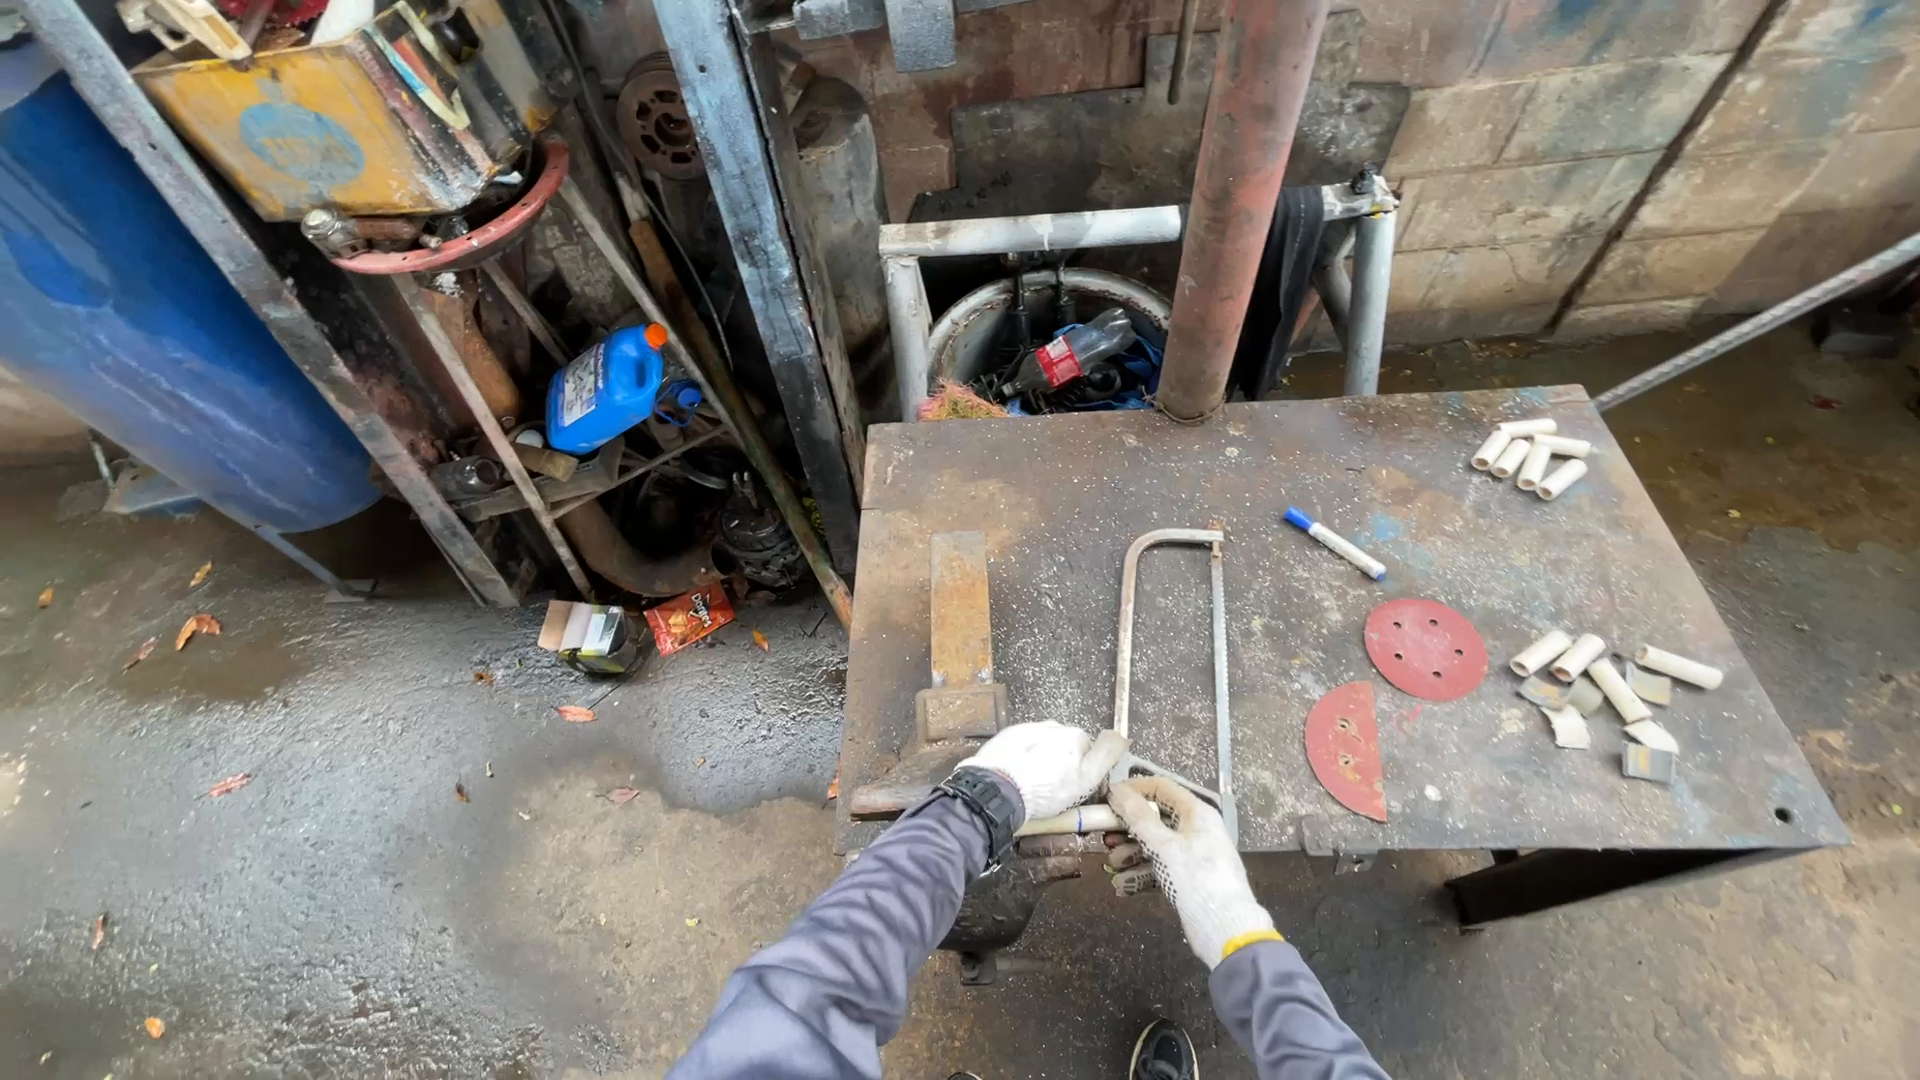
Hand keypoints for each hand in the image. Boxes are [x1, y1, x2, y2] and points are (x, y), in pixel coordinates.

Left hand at [958, 721, 1127, 820]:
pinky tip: (1016, 777)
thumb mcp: (1086, 779)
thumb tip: (1122, 736)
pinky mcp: (1007, 735)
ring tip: (1032, 785)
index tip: (1074, 789)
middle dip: (1062, 764)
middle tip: (1052, 790)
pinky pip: (1022, 747)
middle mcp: (1053, 726)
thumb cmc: (1044, 790)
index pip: (1089, 752)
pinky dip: (1022, 759)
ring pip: (1043, 747)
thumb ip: (1107, 754)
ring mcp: (1028, 729)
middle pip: (1065, 747)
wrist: (997, 789)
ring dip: (1041, 761)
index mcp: (1075, 735)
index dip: (1085, 772)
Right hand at [1108, 776, 1275, 967]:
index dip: (1132, 790)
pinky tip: (1123, 885)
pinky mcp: (1188, 878)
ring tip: (1113, 865)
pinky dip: (1142, 873)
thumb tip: (1116, 789)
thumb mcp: (1164, 846)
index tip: (1107, 800)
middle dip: (1127, 828)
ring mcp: (1193, 854)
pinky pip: (1160, 867)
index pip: (1160, 787)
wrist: (1228, 933)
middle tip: (1106, 838)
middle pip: (1154, 817)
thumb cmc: (1197, 881)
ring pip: (1155, 844)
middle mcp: (1195, 828)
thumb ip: (1138, 817)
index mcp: (1196, 812)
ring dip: (1131, 853)